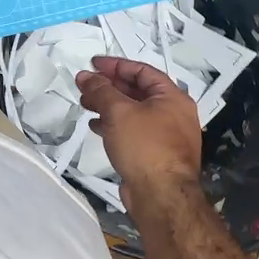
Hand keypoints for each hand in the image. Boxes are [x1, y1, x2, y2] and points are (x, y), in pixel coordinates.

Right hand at [76, 57, 202, 209]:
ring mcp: (167, 135)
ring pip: (133, 111)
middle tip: (85, 85)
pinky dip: (115, 124)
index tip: (92, 64)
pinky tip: (97, 126)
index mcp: (172, 98)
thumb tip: (85, 76)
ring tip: (85, 104)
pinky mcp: (156, 153)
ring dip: (108, 105)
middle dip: (109, 86)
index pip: (142, 71)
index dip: (115, 65)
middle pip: (138, 91)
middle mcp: (174, 114)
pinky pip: (133, 130)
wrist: (161, 194)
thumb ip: (100, 90)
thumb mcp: (118, 111)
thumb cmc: (144, 145)